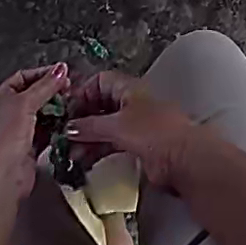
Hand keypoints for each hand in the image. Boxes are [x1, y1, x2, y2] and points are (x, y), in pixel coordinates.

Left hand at [0, 63, 69, 202]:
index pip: (23, 78)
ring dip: (55, 111)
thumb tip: (60, 69)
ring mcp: (15, 135)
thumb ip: (45, 85)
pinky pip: (44, 134)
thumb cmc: (0, 142)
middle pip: (33, 96)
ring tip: (71, 107)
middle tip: (69, 90)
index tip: (62, 73)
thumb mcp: (24, 103)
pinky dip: (55, 129)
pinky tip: (66, 126)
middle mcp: (5, 116)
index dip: (43, 74)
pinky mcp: (27, 152)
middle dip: (51, 92)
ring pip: (40, 116)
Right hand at [63, 71, 198, 188]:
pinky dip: (96, 150)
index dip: (82, 93)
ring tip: (70, 155)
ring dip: (87, 138)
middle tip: (63, 137)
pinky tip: (83, 162)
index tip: (66, 111)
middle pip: (100, 105)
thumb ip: (91, 126)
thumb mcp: (118, 125)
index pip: (100, 81)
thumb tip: (68, 128)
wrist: (182, 158)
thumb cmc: (153, 132)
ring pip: (104, 127)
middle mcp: (130, 103)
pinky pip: (110, 144)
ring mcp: (133, 124)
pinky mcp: (136, 145)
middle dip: (81, 119)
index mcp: (128, 89)